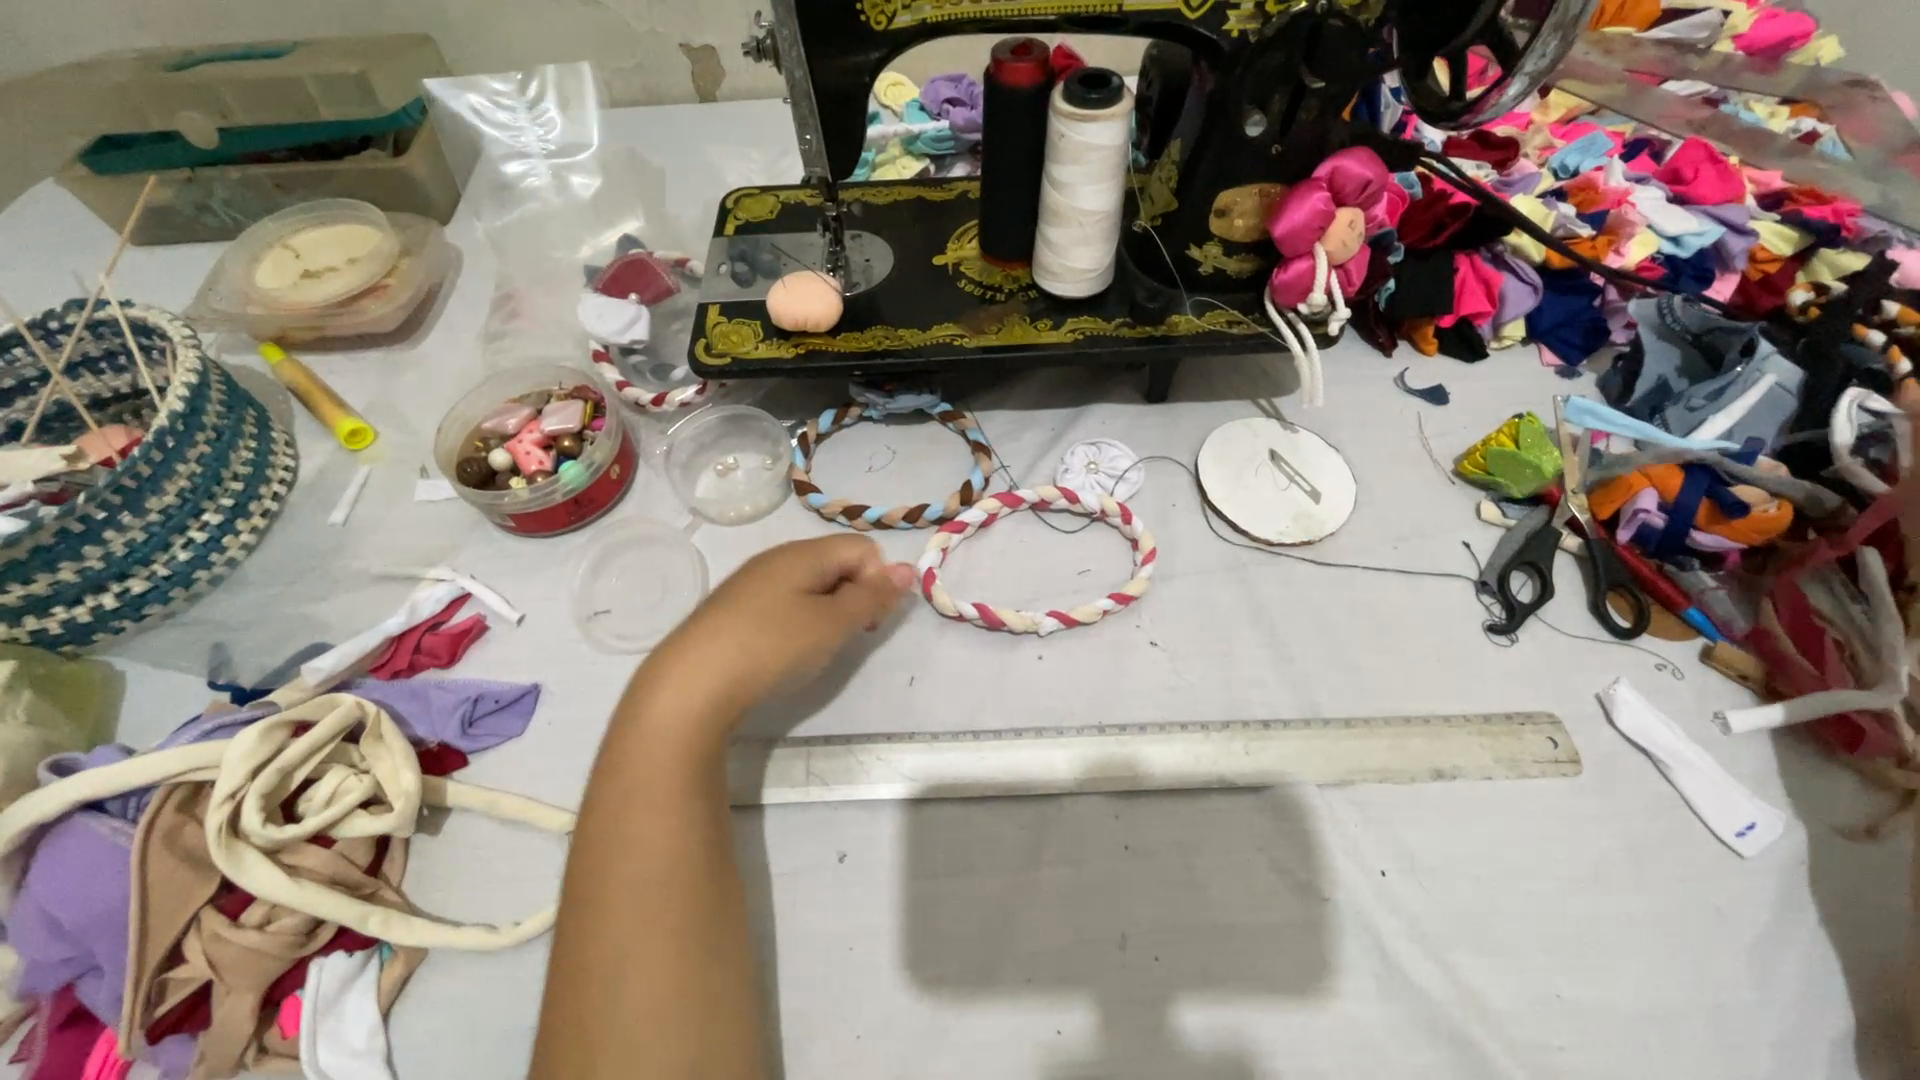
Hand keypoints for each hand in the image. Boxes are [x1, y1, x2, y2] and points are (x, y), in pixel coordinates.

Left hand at [635, 535, 914, 729]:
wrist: (691, 684)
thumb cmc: (771, 647)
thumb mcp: (832, 624)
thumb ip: (872, 596)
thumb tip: (907, 568)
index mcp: (803, 553)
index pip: (863, 548)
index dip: (878, 580)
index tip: (868, 621)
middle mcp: (777, 559)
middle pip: (836, 563)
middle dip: (854, 596)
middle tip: (845, 637)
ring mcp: (752, 584)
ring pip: (810, 586)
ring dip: (827, 613)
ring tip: (815, 649)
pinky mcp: (735, 610)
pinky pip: (783, 603)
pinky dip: (797, 623)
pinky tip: (784, 653)